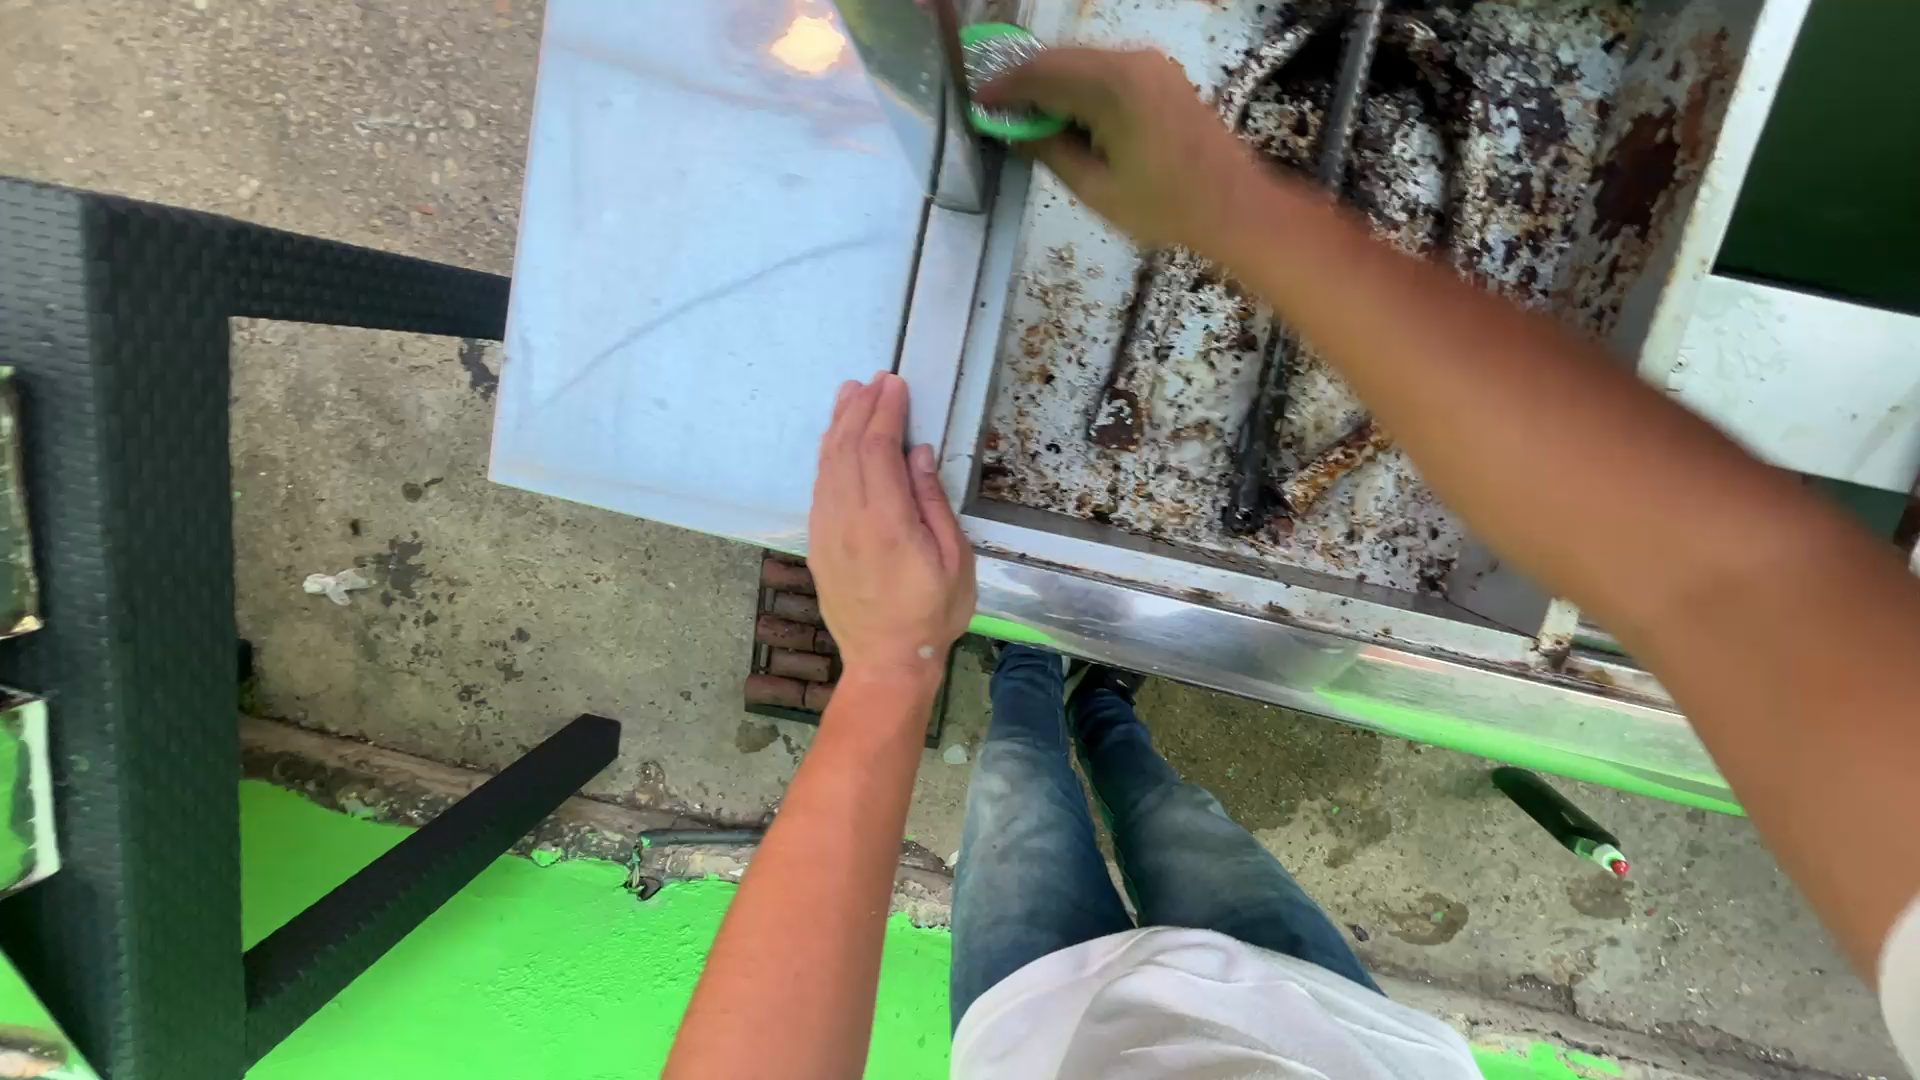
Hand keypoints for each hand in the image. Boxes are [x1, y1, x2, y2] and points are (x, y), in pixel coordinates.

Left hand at [808, 373, 975, 691]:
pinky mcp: (817, 543)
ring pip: (827, 464)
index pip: (878, 450)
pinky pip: (819, 487)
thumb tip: (918, 455)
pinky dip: (827, 455)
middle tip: (875, 380)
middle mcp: (848, 520)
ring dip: (838, 425)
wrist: (885, 660)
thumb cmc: (932, 614)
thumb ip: (933, 503)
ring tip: (850, 394)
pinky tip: (834, 441)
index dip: (885, 412)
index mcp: (886, 522)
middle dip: (861, 408)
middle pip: (847, 448)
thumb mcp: (954, 561)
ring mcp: (827, 531)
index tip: (895, 385)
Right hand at [979, 47, 1264, 253]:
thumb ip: (1050, 153)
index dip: (1005, 88)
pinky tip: (1064, 117)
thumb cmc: (1162, 207)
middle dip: (1024, 83)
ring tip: (1025, 118)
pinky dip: (1077, 90)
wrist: (1230, 205)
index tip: (979, 103)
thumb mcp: (1095, 189)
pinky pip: (1105, 72)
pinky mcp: (1159, 76)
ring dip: (1051, 86)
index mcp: (1113, 87)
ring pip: (1083, 64)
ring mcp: (1150, 65)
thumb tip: (1016, 132)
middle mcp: (1132, 61)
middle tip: (995, 108)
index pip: (1043, 75)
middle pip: (1061, 60)